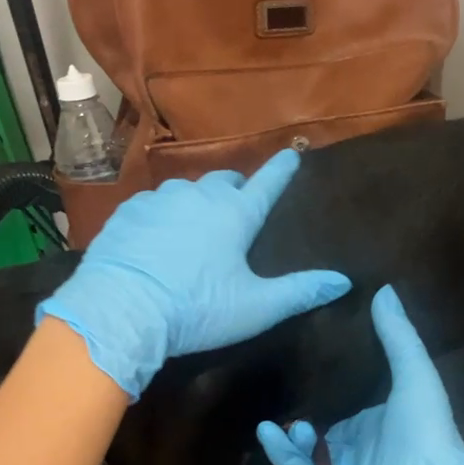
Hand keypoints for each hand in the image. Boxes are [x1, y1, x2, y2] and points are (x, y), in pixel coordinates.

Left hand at [38, 149, 350, 397]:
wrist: (120, 311)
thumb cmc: (197, 309)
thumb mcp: (255, 308)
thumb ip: (300, 292)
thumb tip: (343, 281)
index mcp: (234, 215)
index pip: (266, 183)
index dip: (281, 170)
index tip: (292, 153)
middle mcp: (198, 197)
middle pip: (224, 182)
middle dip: (235, 188)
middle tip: (239, 204)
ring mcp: (158, 201)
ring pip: (185, 190)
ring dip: (196, 201)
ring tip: (195, 223)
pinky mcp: (126, 214)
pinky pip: (152, 205)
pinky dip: (162, 214)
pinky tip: (157, 234)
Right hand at [257, 286, 463, 464]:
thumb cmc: (427, 434)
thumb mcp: (415, 377)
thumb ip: (399, 337)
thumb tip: (384, 289)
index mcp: (383, 417)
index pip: (350, 395)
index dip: (330, 376)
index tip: (302, 347)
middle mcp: (361, 443)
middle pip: (323, 421)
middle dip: (301, 404)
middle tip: (273, 378)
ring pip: (305, 448)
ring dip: (290, 430)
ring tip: (273, 411)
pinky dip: (280, 454)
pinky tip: (265, 432)